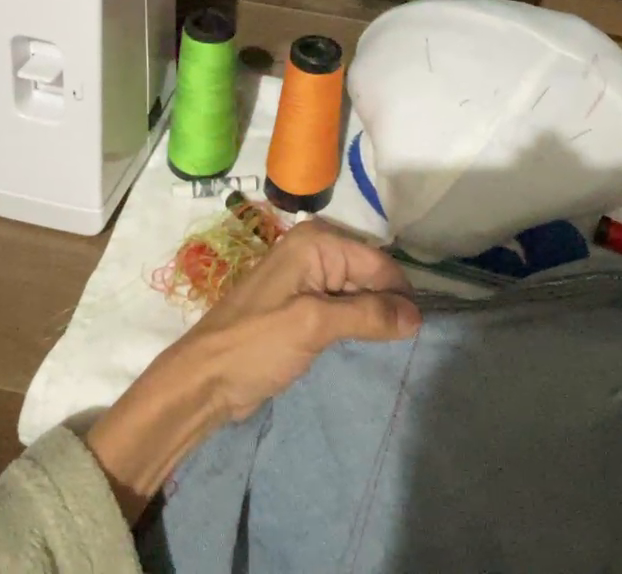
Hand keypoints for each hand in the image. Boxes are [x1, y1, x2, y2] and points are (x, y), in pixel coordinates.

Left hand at [178, 218, 420, 420]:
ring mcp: (307, 278)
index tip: (414, 332)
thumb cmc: (254, 345)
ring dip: (373, 317)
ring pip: (360, 292)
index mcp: (314, 242)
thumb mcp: (313, 325)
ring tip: (385, 347)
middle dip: (387, 305)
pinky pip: (344, 307)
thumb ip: (367, 315)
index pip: (378, 261)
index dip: (399, 295)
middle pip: (371, 274)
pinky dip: (356, 324)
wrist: (204, 379)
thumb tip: (417, 315)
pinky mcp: (304, 305)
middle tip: (399, 344)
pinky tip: (364, 345)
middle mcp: (313, 250)